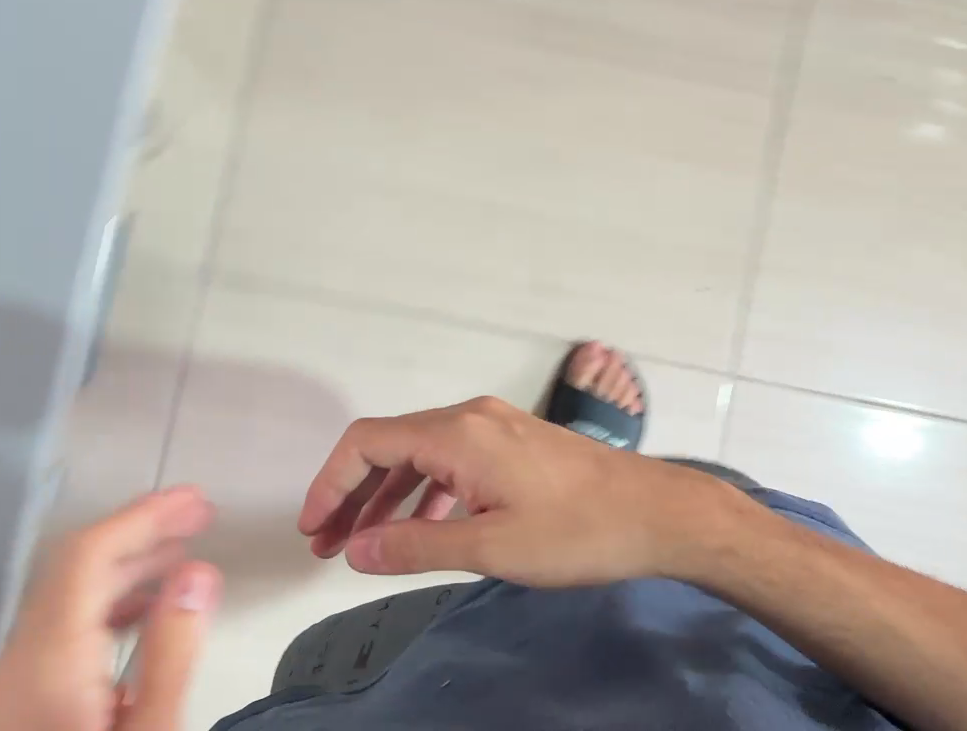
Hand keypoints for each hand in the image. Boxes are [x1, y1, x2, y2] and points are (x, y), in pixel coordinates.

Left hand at [0, 487, 220, 730]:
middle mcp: (25, 657)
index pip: (88, 556)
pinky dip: (115, 591)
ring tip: (186, 545)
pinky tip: (153, 600)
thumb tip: (197, 573)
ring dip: (132, 556)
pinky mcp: (30, 692)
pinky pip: (71, 616)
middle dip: (142, 526)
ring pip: (73, 587)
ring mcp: (21, 675)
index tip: (194, 500)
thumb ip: (173, 652)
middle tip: (200, 511)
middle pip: (77, 563)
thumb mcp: (151, 730)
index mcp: (51, 660)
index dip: (142, 516)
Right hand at [298, 395, 745, 585]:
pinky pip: (452, 461)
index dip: (331, 482)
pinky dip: (425, 493)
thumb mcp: (491, 546)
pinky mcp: (513, 443)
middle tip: (326, 545)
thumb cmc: (575, 530)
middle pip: (391, 446)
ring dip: (387, 496)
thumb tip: (354, 548)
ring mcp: (494, 426)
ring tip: (362, 545)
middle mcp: (470, 417)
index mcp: (457, 433)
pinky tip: (420, 529)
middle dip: (353, 493)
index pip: (369, 442)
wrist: (654, 511)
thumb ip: (415, 545)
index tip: (312, 528)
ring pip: (422, 455)